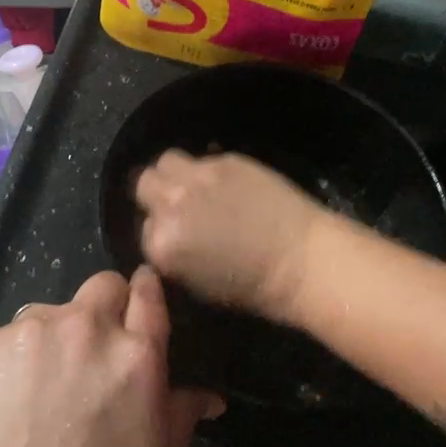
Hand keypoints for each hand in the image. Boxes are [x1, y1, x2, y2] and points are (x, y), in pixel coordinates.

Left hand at [0, 268, 222, 446]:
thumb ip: (181, 420)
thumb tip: (207, 396)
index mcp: (138, 356)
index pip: (149, 292)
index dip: (146, 293)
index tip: (141, 300)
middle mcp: (87, 330)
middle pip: (102, 287)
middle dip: (103, 310)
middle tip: (92, 353)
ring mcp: (31, 333)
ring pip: (51, 312)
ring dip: (54, 338)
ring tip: (41, 388)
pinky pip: (7, 338)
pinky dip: (12, 361)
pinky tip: (6, 402)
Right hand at [135, 150, 330, 321]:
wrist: (302, 260)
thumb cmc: (253, 287)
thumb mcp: (198, 283)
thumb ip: (173, 254)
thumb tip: (168, 237)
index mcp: (163, 242)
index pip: (143, 229)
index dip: (160, 232)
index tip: (177, 237)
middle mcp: (173, 203)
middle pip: (145, 184)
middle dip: (158, 196)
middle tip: (181, 207)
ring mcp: (199, 176)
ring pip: (167, 162)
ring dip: (175, 175)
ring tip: (196, 188)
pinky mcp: (226, 159)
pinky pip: (202, 159)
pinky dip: (208, 172)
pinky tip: (228, 186)